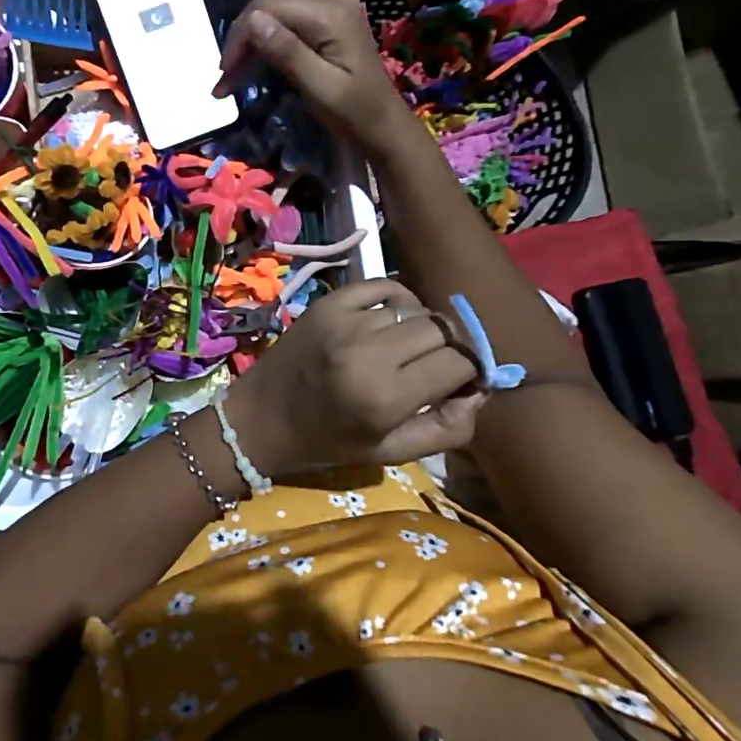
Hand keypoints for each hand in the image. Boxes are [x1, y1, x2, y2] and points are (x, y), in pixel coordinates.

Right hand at [215, 0, 419, 157]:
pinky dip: (273, 28)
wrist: (385, 127)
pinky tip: (261, 56)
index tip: (226, 72)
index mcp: (331, 16)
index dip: (242, 35)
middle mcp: (334, 1)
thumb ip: (287, 52)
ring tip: (241, 63)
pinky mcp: (334, 21)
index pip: (271, 6)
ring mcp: (336, 9)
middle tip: (232, 65)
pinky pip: (295, 11)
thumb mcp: (319, 88)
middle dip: (247, 23)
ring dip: (258, 23)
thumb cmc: (354, 113)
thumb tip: (253, 19)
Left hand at [219, 279, 483, 477]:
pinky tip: (391, 319)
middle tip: (438, 363)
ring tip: (406, 347)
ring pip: (416, 309)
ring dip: (422, 327)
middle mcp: (369, 352)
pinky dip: (398, 301)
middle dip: (451, 347)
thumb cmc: (327, 441)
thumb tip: (480, 391)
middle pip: (443, 329)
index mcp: (386, 397)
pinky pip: (385, 287)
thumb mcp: (390, 453)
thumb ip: (446, 429)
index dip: (471, 370)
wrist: (261, 418)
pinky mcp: (331, 302)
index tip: (462, 380)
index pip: (459, 362)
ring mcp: (347, 321)